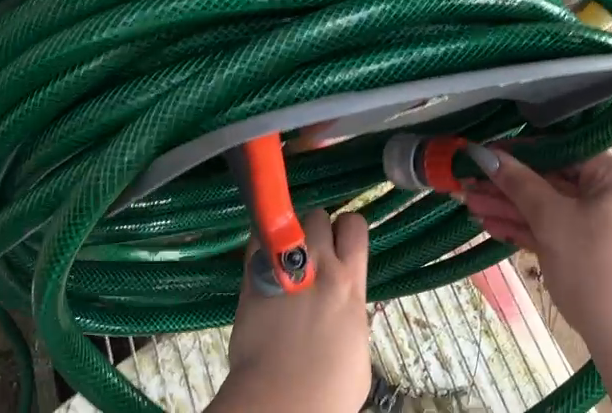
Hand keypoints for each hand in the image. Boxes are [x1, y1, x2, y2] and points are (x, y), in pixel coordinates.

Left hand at [210, 209, 370, 412]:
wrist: (283, 400)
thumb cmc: (329, 389)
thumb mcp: (357, 347)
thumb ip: (350, 313)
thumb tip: (344, 308)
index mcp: (350, 284)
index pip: (355, 226)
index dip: (347, 230)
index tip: (342, 244)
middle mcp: (320, 267)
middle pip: (319, 216)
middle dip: (316, 229)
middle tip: (312, 251)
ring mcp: (284, 268)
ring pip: (288, 221)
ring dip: (289, 233)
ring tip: (286, 254)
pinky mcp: (253, 277)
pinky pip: (256, 240)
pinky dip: (261, 243)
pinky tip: (263, 257)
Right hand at [464, 150, 611, 412]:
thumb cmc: (597, 270)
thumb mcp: (552, 221)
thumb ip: (518, 183)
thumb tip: (484, 153)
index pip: (565, 152)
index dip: (520, 153)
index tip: (484, 155)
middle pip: (558, 183)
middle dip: (510, 188)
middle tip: (469, 185)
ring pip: (558, 211)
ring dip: (515, 211)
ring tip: (471, 208)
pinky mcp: (608, 259)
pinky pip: (567, 234)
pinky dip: (535, 232)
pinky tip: (496, 229)